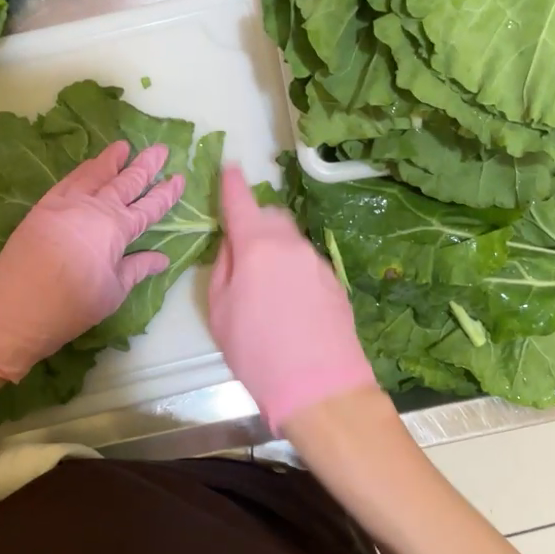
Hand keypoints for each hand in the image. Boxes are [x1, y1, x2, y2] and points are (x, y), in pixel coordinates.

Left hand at [0, 141, 184, 381]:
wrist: (17, 305)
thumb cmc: (72, 304)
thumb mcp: (113, 291)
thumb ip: (137, 268)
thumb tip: (162, 258)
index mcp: (118, 229)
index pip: (149, 208)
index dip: (166, 193)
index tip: (179, 177)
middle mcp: (96, 208)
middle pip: (126, 182)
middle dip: (145, 165)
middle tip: (160, 148)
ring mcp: (68, 203)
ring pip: (96, 173)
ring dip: (112, 159)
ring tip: (124, 146)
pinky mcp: (45, 205)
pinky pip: (70, 179)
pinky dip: (84, 169)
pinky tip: (90, 164)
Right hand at [209, 165, 377, 431]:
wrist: (320, 387)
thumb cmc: (257, 351)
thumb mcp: (219, 311)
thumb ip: (223, 268)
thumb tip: (231, 245)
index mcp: (257, 245)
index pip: (241, 200)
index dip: (231, 182)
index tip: (228, 166)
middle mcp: (290, 244)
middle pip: (271, 214)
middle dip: (255, 218)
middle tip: (240, 242)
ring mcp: (317, 262)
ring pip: (290, 240)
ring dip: (274, 246)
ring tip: (263, 284)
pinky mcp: (335, 282)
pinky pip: (305, 263)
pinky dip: (292, 268)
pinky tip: (288, 302)